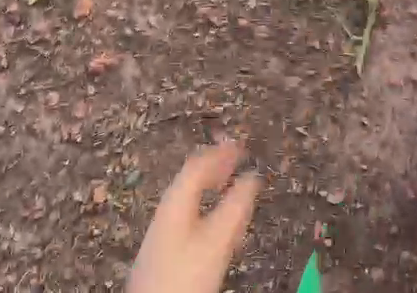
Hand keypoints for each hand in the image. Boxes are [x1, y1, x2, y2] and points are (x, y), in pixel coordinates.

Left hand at [129, 142, 260, 292]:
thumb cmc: (187, 271)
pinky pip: (188, 216)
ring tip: (232, 185)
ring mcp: (163, 231)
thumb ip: (237, 203)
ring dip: (212, 187)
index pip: (197, 164)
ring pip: (190, 198)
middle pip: (191, 179)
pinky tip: (217, 221)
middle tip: (237, 159)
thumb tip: (253, 176)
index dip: (220, 152)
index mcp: (176, 200)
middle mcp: (167, 210)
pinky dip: (206, 206)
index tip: (241, 144)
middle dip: (216, 167)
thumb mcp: (218, 237)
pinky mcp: (164, 250)